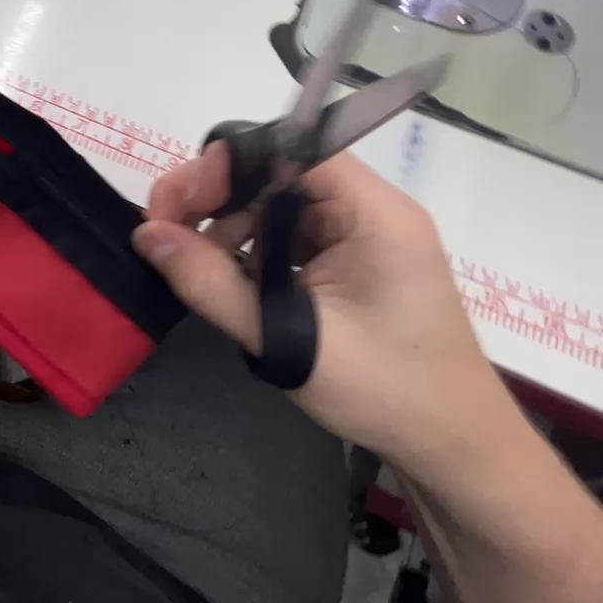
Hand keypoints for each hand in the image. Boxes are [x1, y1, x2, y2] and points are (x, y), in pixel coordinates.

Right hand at [133, 146, 515, 474]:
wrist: (457, 450)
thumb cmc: (388, 392)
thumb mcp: (286, 338)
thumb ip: (210, 283)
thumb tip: (145, 233)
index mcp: (374, 215)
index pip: (286, 152)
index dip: (223, 168)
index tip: (174, 209)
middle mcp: (367, 211)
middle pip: (269, 171)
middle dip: (209, 196)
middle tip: (164, 235)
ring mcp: (356, 235)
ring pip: (267, 200)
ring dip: (219, 223)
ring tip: (190, 264)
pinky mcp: (344, 259)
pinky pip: (279, 230)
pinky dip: (241, 246)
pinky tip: (221, 276)